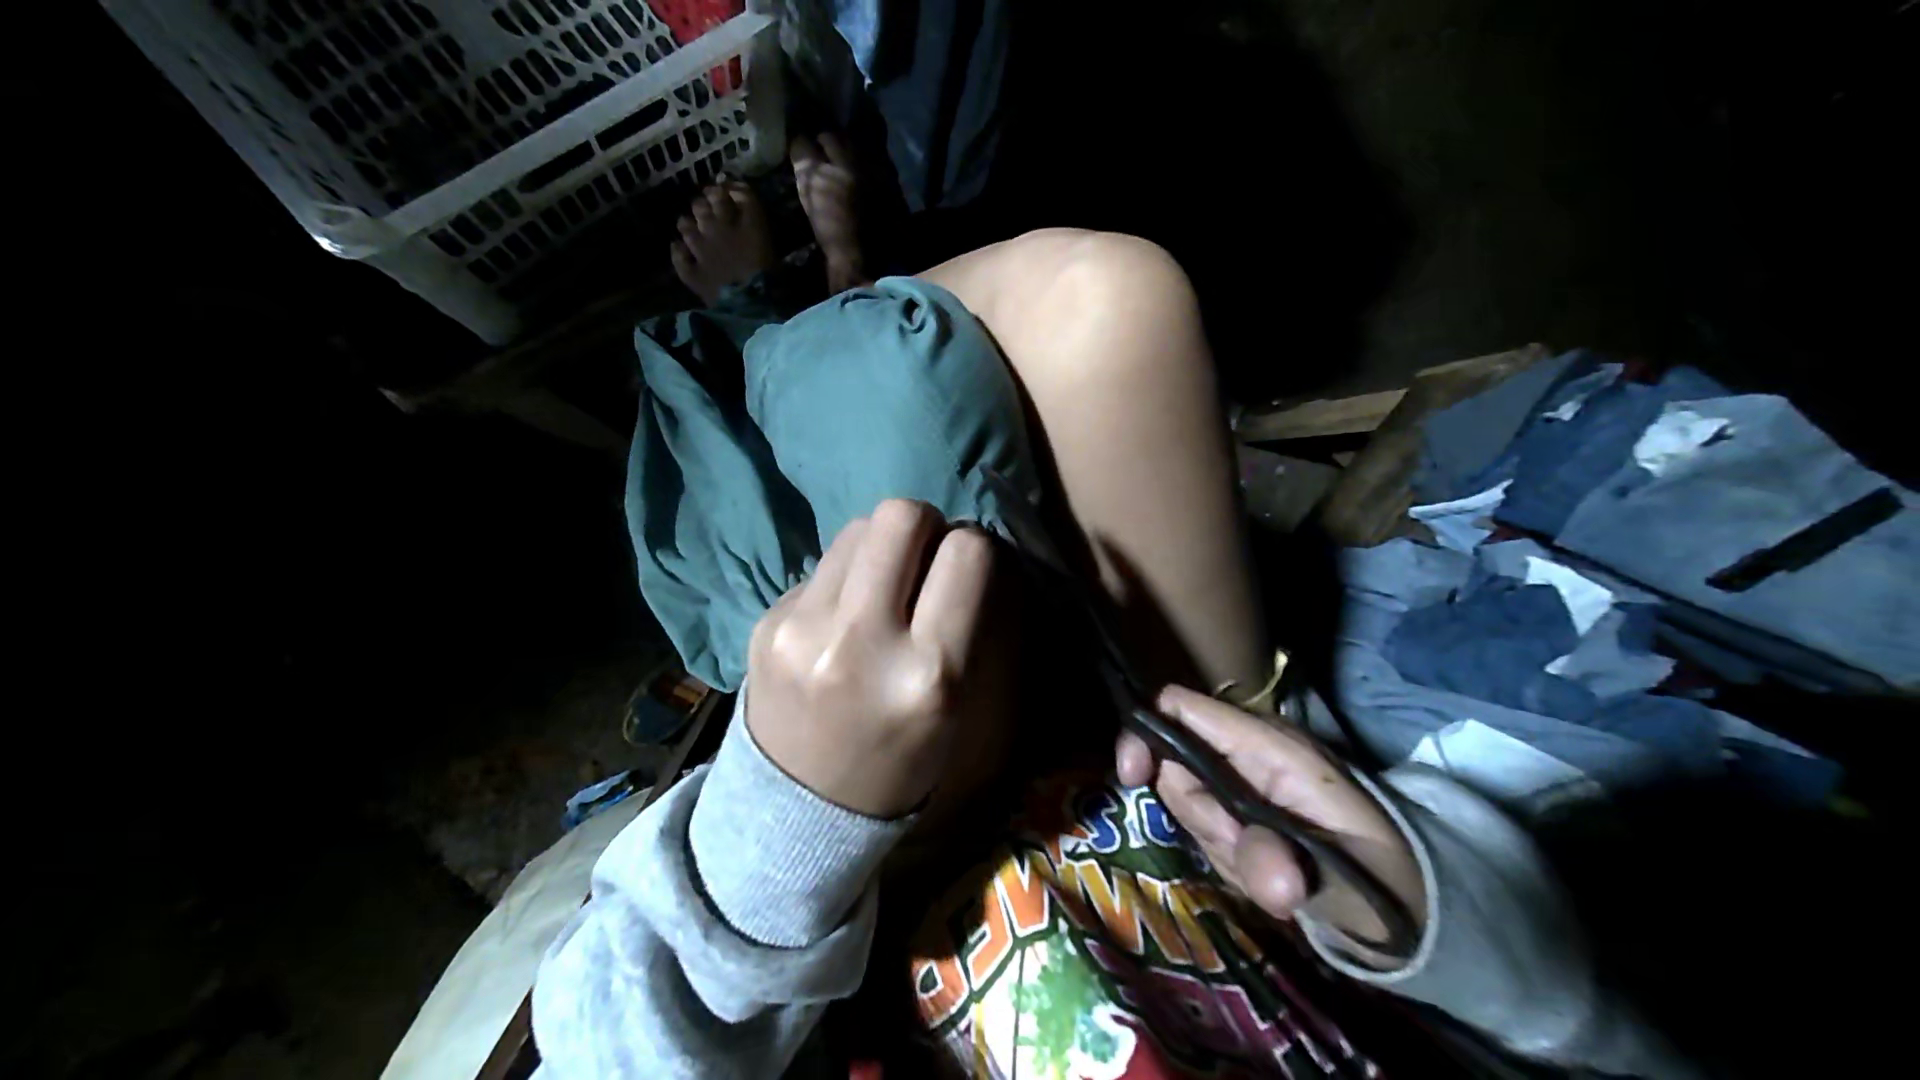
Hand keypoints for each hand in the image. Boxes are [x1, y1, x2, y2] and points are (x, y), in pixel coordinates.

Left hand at [747, 499, 993, 818]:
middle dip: (926, 527)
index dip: (975, 550)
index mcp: (930, 675)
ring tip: (880, 587)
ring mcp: (803, 628)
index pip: (968, 554)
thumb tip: (962, 544)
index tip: (966, 570)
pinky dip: (843, 576)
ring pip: (857, 526)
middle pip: (903, 515)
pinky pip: (822, 563)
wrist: (798, 813)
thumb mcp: (959, 707)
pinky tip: (839, 617)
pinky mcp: (766, 621)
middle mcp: (863, 642)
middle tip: (923, 562)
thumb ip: (966, 620)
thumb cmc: (900, 762)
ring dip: (881, 546)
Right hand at [1117, 687, 1425, 944]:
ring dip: (1217, 841)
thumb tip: (1270, 886)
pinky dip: (1225, 852)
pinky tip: (1264, 871)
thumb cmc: (1378, 876)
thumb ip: (1293, 869)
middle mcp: (1248, 750)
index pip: (1180, 707)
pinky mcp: (1244, 802)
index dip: (1145, 733)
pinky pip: (1205, 822)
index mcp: (1267, 744)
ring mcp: (1245, 776)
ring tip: (1269, 870)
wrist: (1411, 900)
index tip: (1133, 779)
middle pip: (1176, 762)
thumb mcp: (1340, 877)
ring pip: (1188, 799)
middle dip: (1199, 815)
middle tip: (1242, 850)